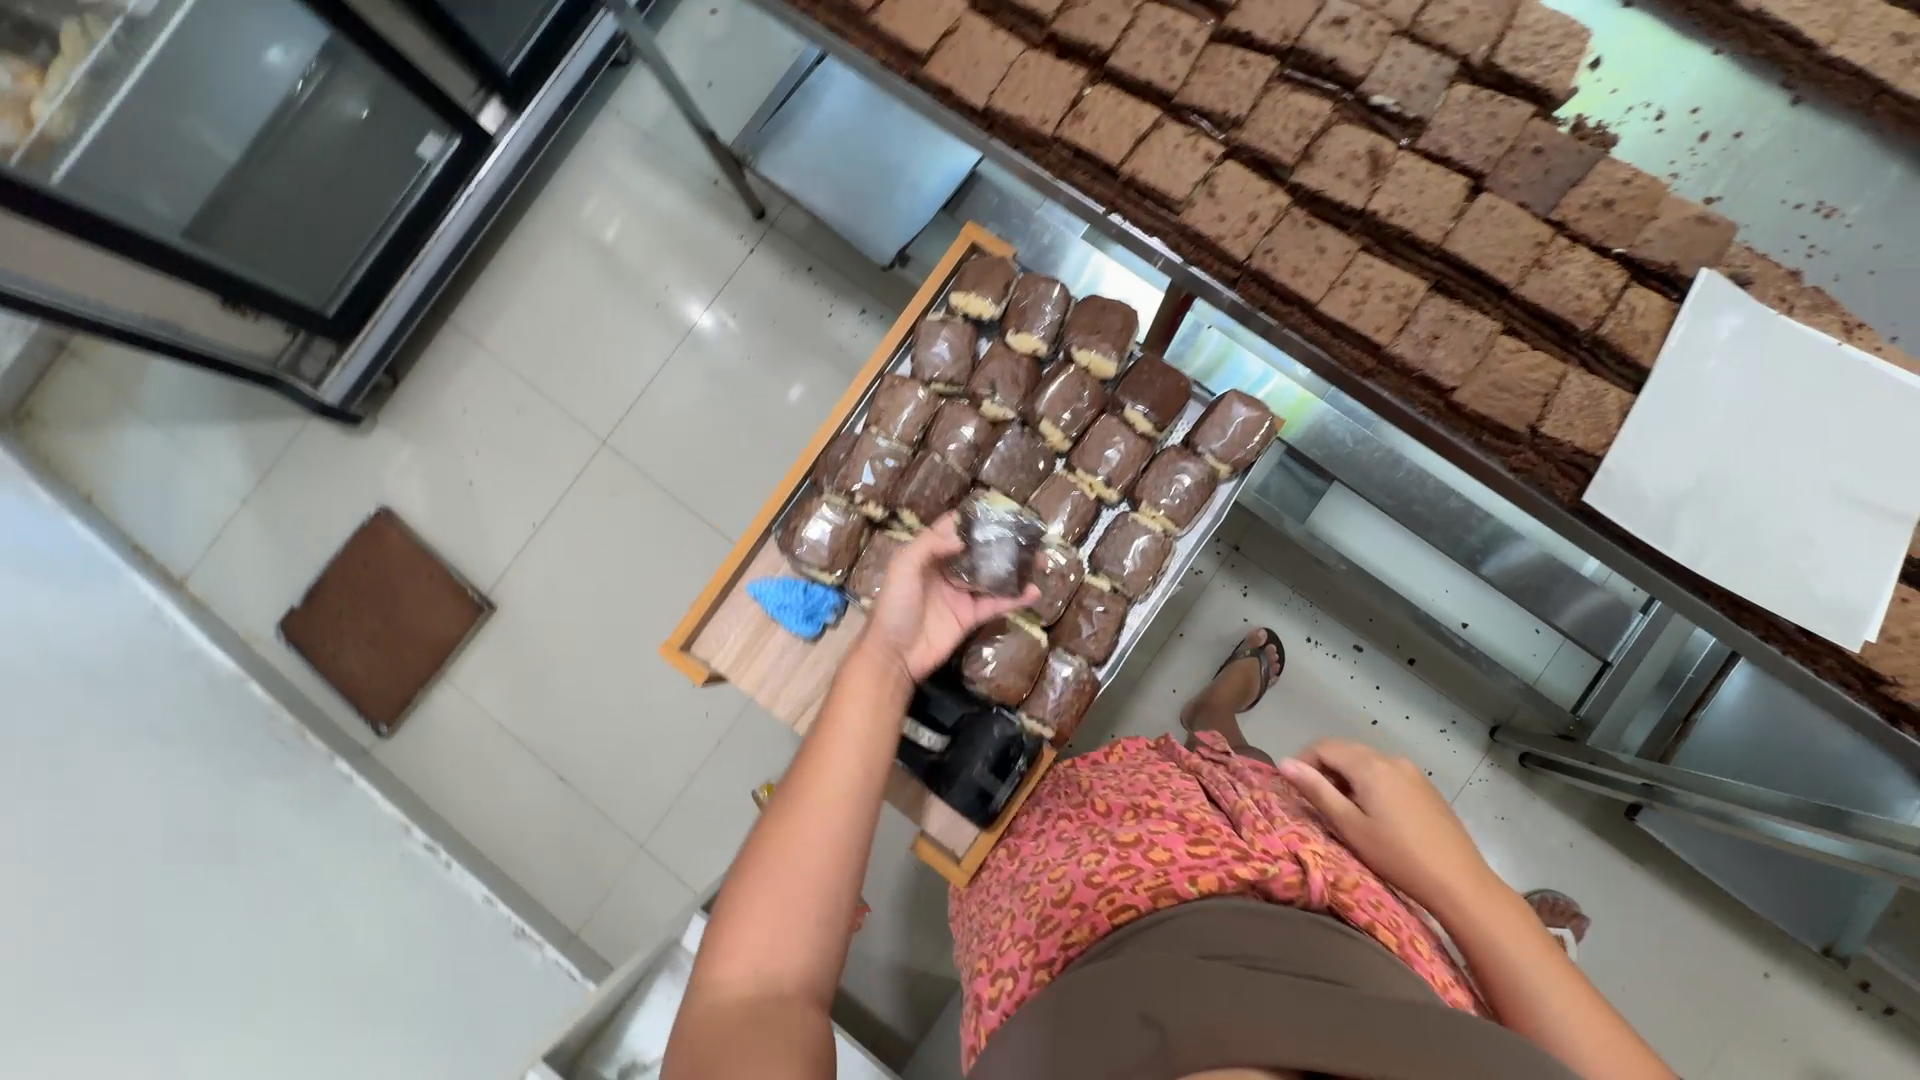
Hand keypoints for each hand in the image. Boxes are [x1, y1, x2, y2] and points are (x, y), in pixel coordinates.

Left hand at [860, 513, 1037, 681]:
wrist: (894, 654)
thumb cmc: (894, 606)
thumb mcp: (902, 567)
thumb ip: (929, 545)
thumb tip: (963, 538)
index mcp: (929, 554)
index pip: (954, 530)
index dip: (974, 520)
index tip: (1000, 511)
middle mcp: (948, 570)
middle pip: (980, 551)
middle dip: (1004, 543)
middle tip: (1031, 537)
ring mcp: (961, 594)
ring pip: (993, 576)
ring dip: (1016, 569)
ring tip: (1041, 561)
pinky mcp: (971, 617)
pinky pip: (997, 604)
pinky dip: (1016, 598)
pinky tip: (1034, 591)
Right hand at [1279, 739, 1500, 915]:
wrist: (1460, 882)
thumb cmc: (1397, 856)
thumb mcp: (1349, 826)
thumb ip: (1316, 790)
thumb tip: (1284, 762)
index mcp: (1370, 766)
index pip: (1324, 746)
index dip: (1303, 762)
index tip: (1296, 789)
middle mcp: (1391, 759)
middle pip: (1345, 750)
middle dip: (1324, 769)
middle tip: (1317, 801)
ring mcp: (1412, 771)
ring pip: (1366, 761)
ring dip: (1346, 776)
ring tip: (1344, 810)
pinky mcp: (1425, 786)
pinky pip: (1386, 772)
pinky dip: (1369, 782)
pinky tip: (1374, 812)